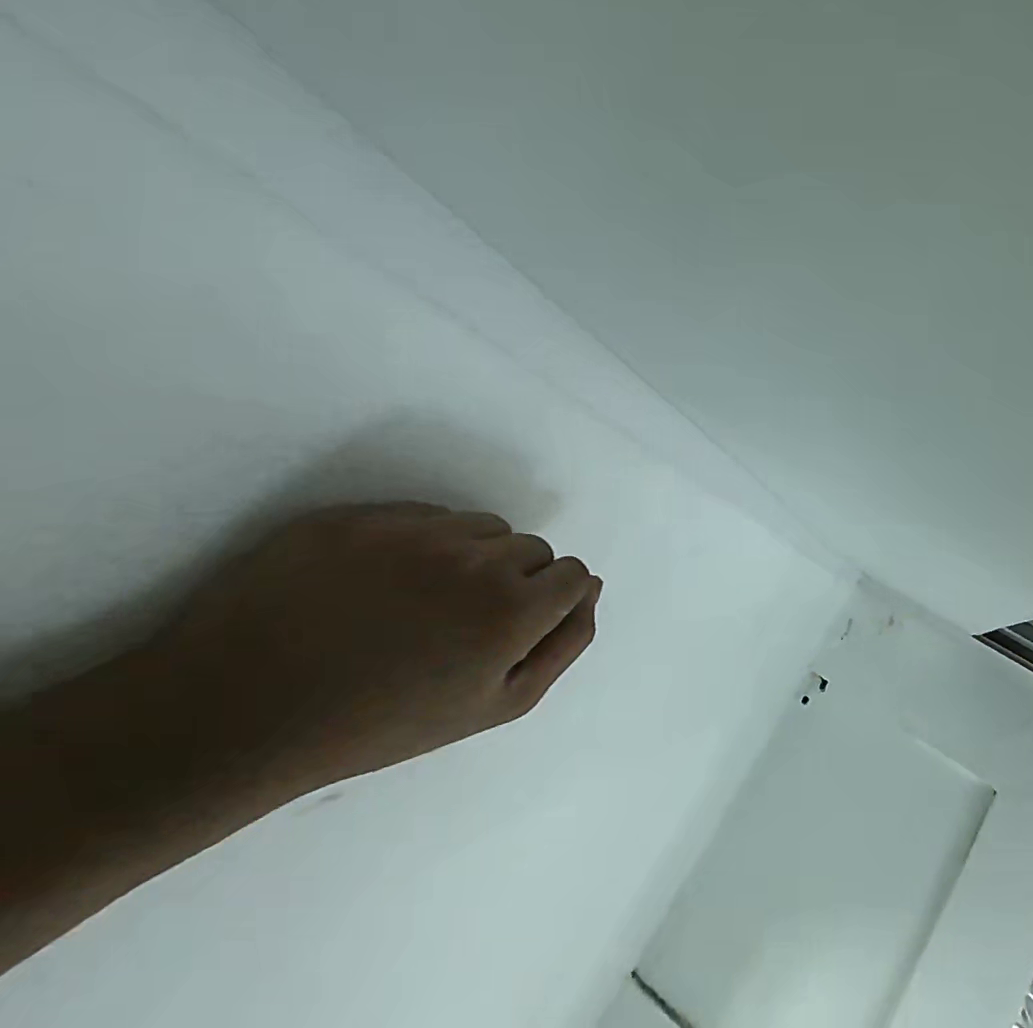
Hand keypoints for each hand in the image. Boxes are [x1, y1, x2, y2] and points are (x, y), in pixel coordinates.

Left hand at [1, 502, 600, 972]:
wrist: (234, 715)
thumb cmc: (381, 723)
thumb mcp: (497, 706)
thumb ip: (564, 644)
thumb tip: (591, 591)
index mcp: (513, 610)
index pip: (574, 574)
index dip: (554, 599)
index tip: (517, 625)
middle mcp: (475, 560)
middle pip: (533, 547)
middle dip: (517, 578)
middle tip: (465, 620)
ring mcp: (412, 533)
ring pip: (483, 526)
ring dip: (474, 555)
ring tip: (424, 598)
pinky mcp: (356, 518)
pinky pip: (423, 516)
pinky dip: (421, 542)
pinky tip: (381, 582)